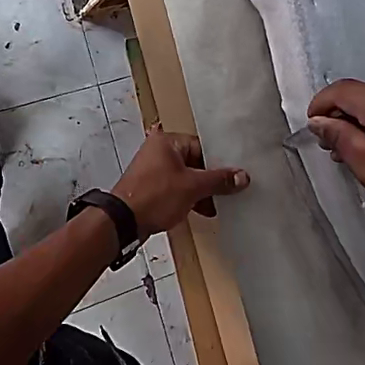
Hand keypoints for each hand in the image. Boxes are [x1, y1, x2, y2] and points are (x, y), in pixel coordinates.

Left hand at [113, 125, 249, 235]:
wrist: (123, 222)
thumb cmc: (153, 197)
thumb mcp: (193, 187)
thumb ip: (219, 180)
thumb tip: (241, 176)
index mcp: (166, 142)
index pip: (201, 146)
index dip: (218, 162)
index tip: (232, 175)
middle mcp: (158, 152)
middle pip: (194, 162)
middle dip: (210, 179)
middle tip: (226, 190)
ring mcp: (152, 171)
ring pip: (185, 178)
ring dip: (200, 191)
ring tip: (216, 203)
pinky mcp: (151, 189)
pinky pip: (176, 189)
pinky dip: (188, 198)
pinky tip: (202, 210)